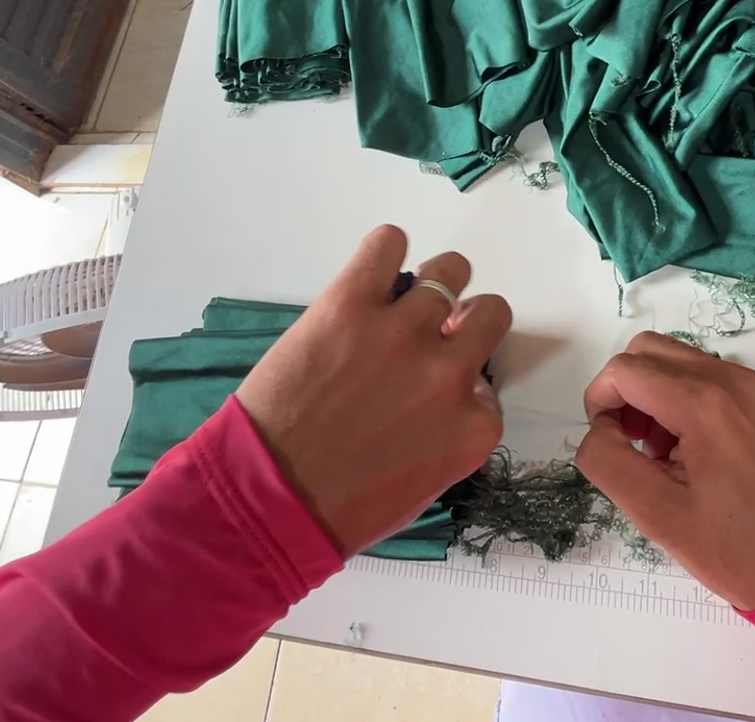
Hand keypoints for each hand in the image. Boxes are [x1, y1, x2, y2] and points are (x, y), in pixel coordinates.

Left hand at [236, 225, 508, 555]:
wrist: (264, 503)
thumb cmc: (341, 510)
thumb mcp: (423, 481)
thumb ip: (448, 431)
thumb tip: (446, 392)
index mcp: (473, 425)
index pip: (489, 384)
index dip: (462, 383)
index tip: (432, 391)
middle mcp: (451, 371)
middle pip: (490, 312)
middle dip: (467, 320)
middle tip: (433, 331)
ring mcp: (403, 332)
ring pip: (449, 270)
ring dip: (436, 281)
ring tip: (405, 295)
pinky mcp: (352, 303)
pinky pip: (386, 244)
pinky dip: (385, 249)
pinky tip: (375, 269)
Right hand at [575, 332, 754, 609]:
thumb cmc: (735, 550)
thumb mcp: (656, 515)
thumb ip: (608, 461)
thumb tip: (598, 429)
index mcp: (703, 404)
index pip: (624, 370)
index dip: (599, 401)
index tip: (606, 442)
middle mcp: (729, 379)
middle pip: (647, 350)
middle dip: (624, 390)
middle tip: (629, 443)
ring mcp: (750, 385)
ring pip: (674, 358)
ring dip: (650, 392)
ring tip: (659, 451)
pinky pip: (702, 374)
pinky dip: (678, 395)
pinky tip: (686, 447)